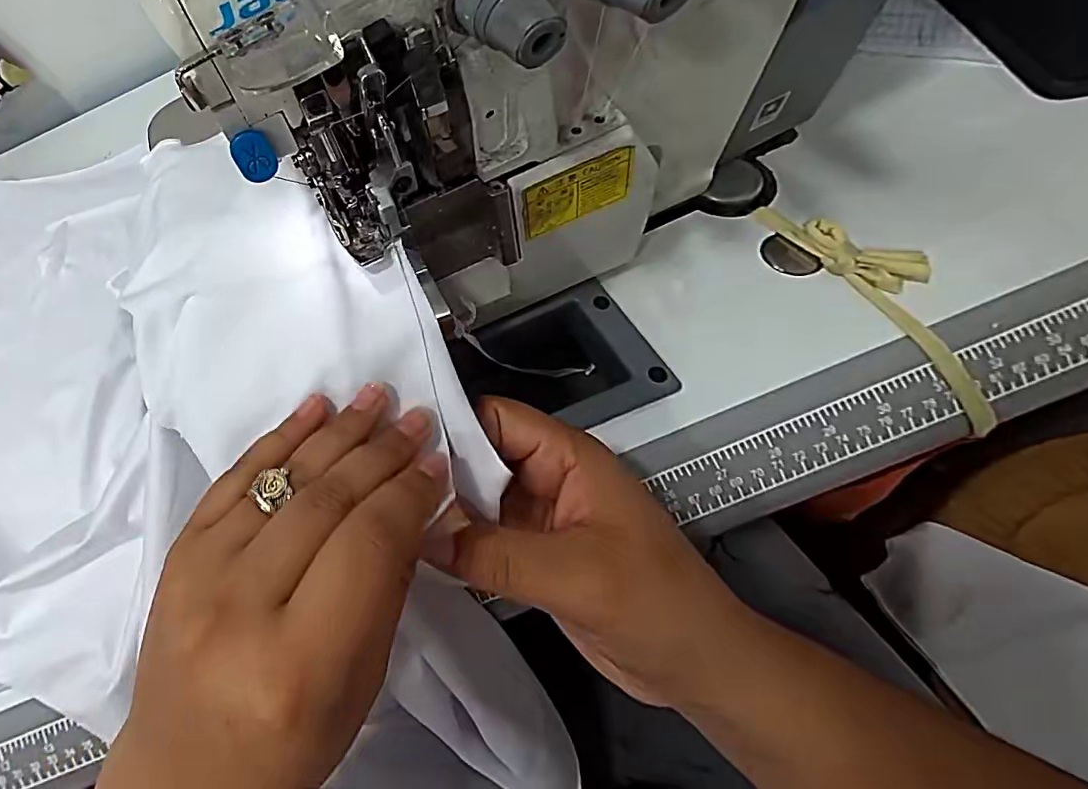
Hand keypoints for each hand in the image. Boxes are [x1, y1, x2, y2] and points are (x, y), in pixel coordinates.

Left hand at [100, 385, 448, 788]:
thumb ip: (384, 591)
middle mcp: (242, 605)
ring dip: (335, 431)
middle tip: (414, 420)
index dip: (407, 494)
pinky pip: (234, 476)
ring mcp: (200, 570)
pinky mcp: (178, 549)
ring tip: (373, 398)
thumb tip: (410, 505)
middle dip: (380, 453)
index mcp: (297, 659)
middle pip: (326, 501)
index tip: (435, 462)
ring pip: (282, 478)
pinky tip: (313, 410)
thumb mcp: (358, 687)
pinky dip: (279, 437)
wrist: (184, 768)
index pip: (366, 543)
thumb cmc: (287, 745)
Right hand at [424, 397, 758, 707]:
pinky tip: (420, 547)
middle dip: (435, 469)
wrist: (703, 670)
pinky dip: (454, 540)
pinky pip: (480, 533)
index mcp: (566, 457)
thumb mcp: (578, 575)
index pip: (494, 418)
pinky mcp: (530, 551)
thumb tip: (423, 536)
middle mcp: (546, 476)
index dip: (449, 424)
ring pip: (474, 496)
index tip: (401, 444)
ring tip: (391, 514)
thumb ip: (497, 553)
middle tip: (385, 486)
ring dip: (441, 507)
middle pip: (476, 455)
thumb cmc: (661, 605)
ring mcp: (536, 515)